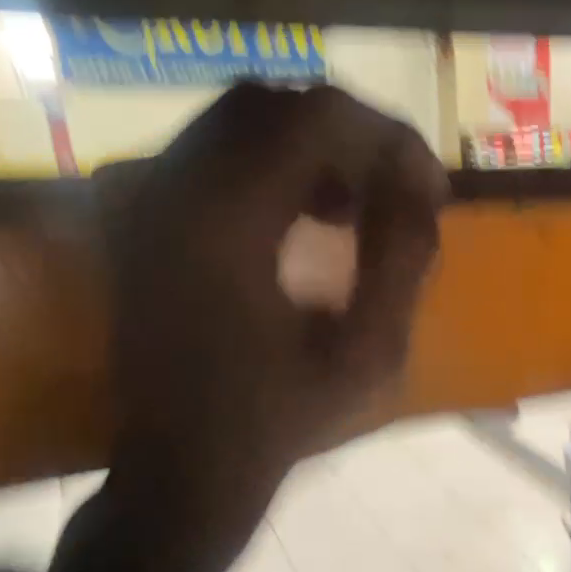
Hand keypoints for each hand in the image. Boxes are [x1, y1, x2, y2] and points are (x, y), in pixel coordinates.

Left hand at [83, 83, 443, 571]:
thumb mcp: (368, 352)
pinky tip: (307, 217)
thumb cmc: (279, 420)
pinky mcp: (140, 215)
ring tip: (358, 207)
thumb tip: (421, 185)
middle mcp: (171, 185)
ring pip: (239, 120)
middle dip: (351, 136)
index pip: (316, 118)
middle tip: (400, 191)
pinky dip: (270, 165)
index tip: (431, 189)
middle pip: (274, 103)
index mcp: (224, 217)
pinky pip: (212, 152)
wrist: (181, 468)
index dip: (387, 139)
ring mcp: (145, 196)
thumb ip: (404, 256)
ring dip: (311, 148)